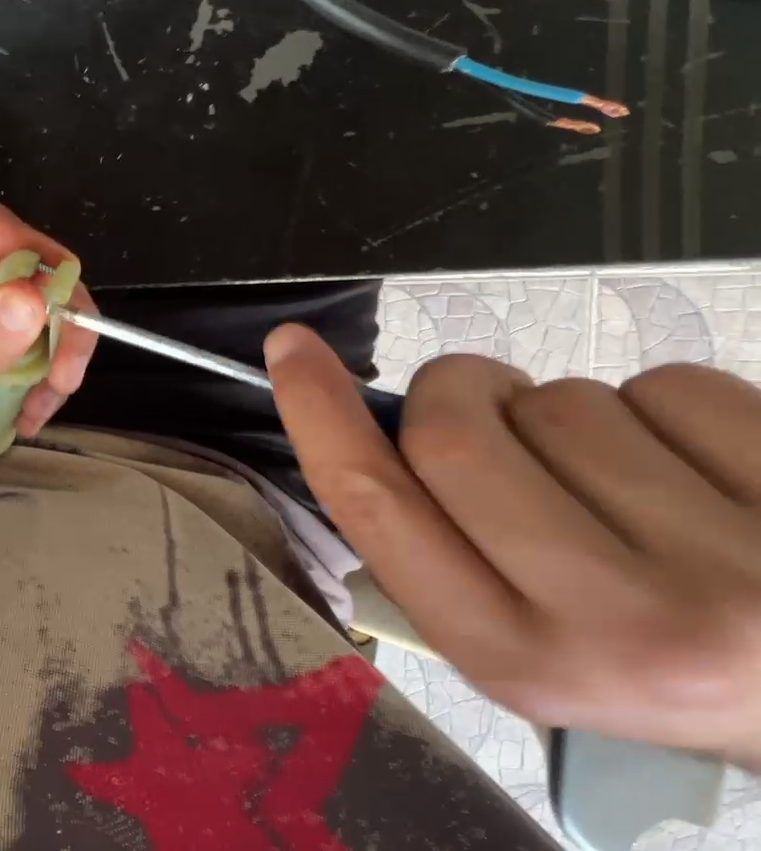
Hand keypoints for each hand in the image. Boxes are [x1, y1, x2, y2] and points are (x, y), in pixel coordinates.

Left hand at [0, 184, 96, 515]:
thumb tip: (33, 295)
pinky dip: (40, 376)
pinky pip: (23, 344)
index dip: (12, 234)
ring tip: (42, 407)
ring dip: (54, 351)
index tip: (47, 294)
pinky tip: (29, 417)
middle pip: (15, 262)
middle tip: (64, 374)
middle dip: (56, 310)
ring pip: (30, 306)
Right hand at [266, 324, 760, 764]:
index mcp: (514, 657)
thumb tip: (360, 414)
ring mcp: (737, 575)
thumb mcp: (511, 627)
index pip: (374, 503)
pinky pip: (675, 386)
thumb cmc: (642, 654)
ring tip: (613, 468)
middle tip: (482, 397)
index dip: (316, 413)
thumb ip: (430, 533)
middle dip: (455, 390)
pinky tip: (695, 463)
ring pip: (566, 404)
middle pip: (452, 435)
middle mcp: (622, 628)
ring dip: (568, 409)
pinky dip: (664, 401)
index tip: (289, 347)